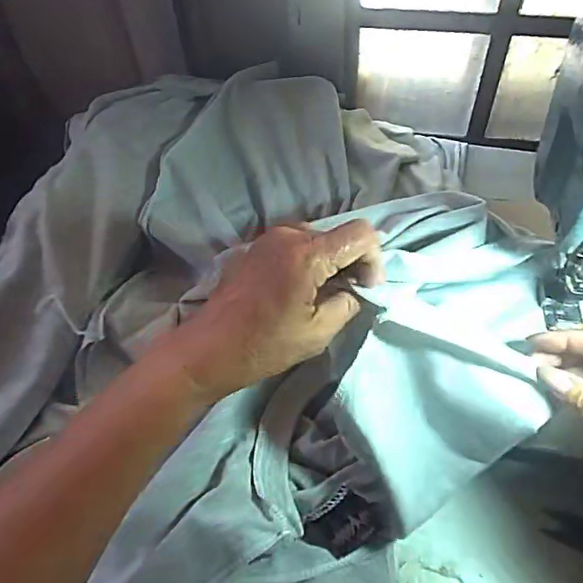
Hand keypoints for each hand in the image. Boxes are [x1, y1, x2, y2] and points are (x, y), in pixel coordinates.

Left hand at [155, 220, 382, 402]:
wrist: (208, 349)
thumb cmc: (264, 344)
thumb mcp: (318, 332)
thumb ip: (346, 303)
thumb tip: (352, 291)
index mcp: (307, 253)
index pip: (361, 233)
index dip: (373, 259)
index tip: (367, 288)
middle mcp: (287, 235)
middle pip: (337, 235)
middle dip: (350, 262)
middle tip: (348, 295)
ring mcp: (266, 240)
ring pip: (315, 240)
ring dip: (326, 263)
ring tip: (321, 296)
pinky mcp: (253, 250)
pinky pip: (292, 247)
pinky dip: (304, 263)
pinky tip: (296, 292)